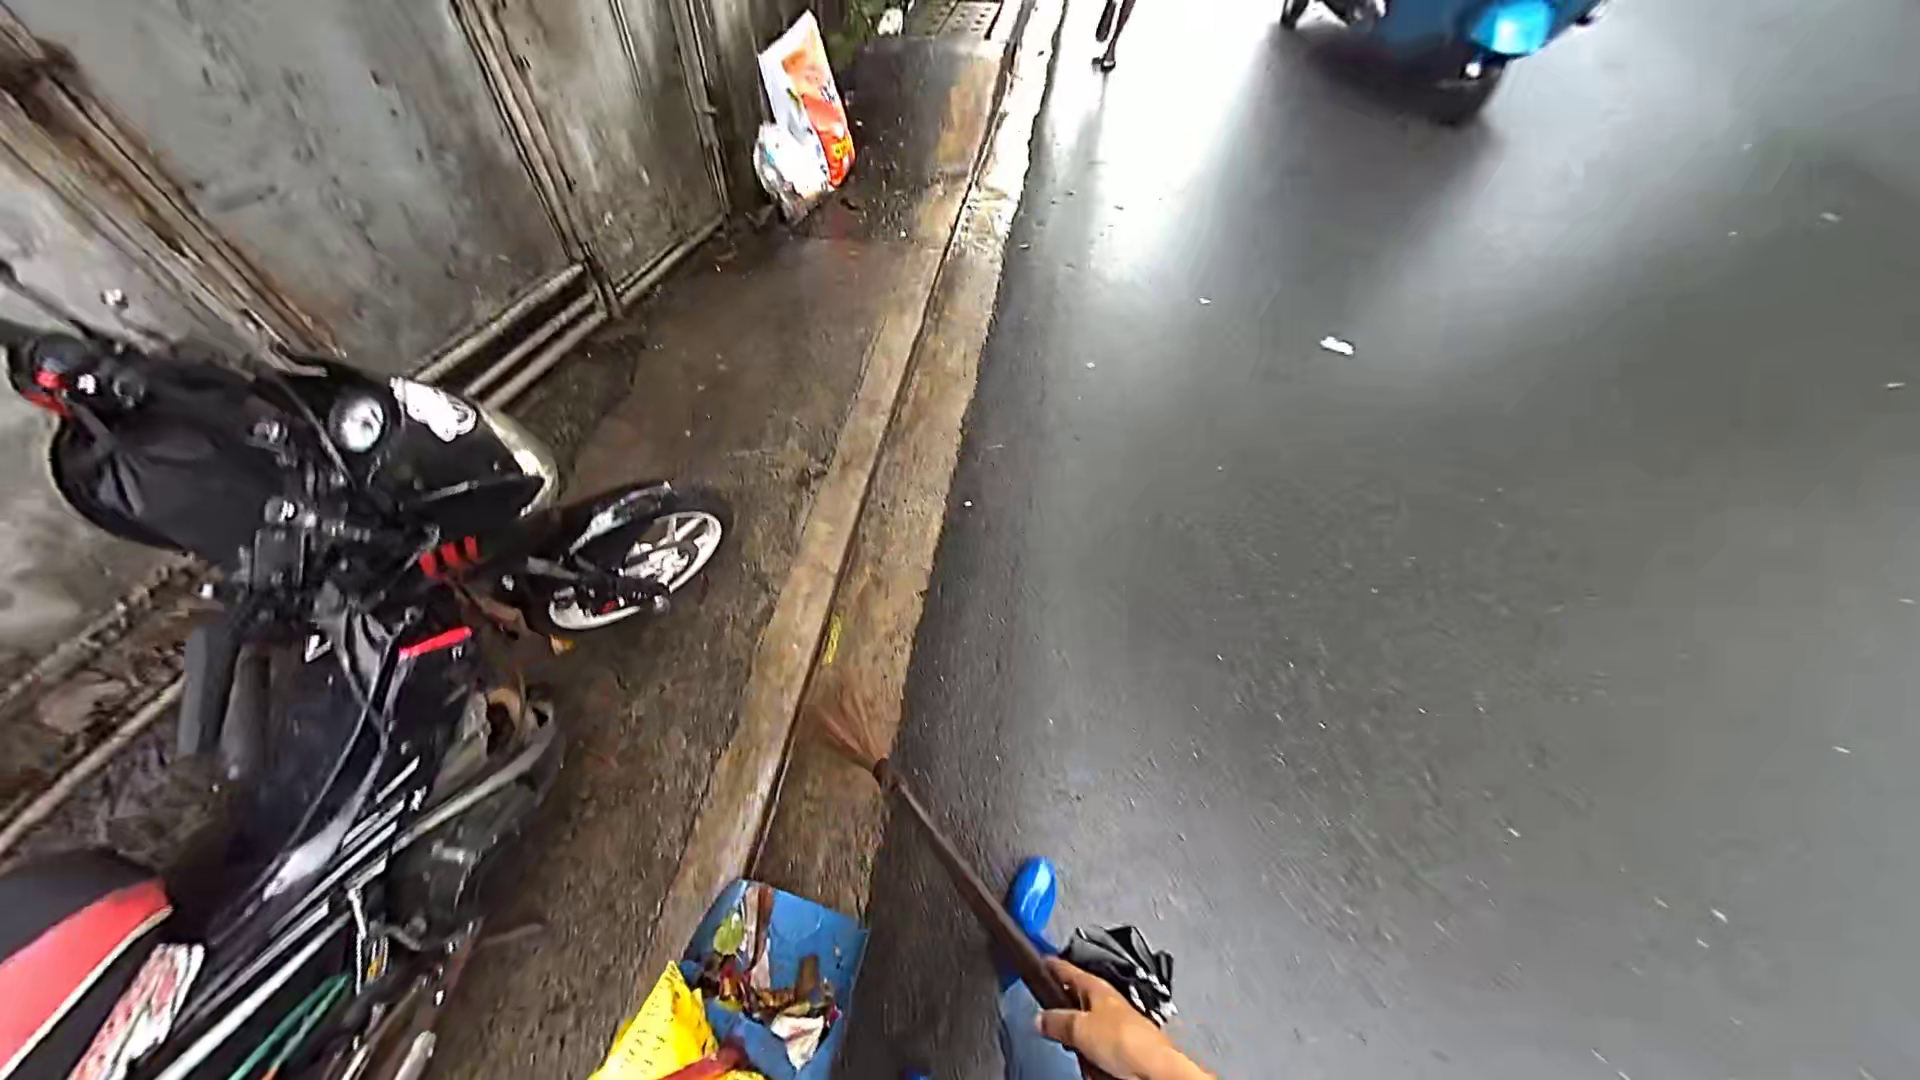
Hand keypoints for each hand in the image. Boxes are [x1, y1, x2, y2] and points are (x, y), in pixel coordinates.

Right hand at [1034, 958, 1212, 1079]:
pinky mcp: (1121, 1049)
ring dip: (1080, 1046)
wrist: (1156, 1071)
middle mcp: (1104, 1001)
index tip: (1040, 962)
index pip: (1067, 969)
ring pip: (1084, 1032)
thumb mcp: (1079, 1028)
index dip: (1052, 965)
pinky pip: (1097, 1053)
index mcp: (1095, 986)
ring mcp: (1113, 1025)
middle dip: (1064, 1020)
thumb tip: (1039, 1018)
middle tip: (1057, 1031)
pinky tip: (1097, 1069)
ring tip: (1085, 1057)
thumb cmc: (1124, 1040)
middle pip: (1074, 1004)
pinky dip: (1093, 1062)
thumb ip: (1056, 1021)